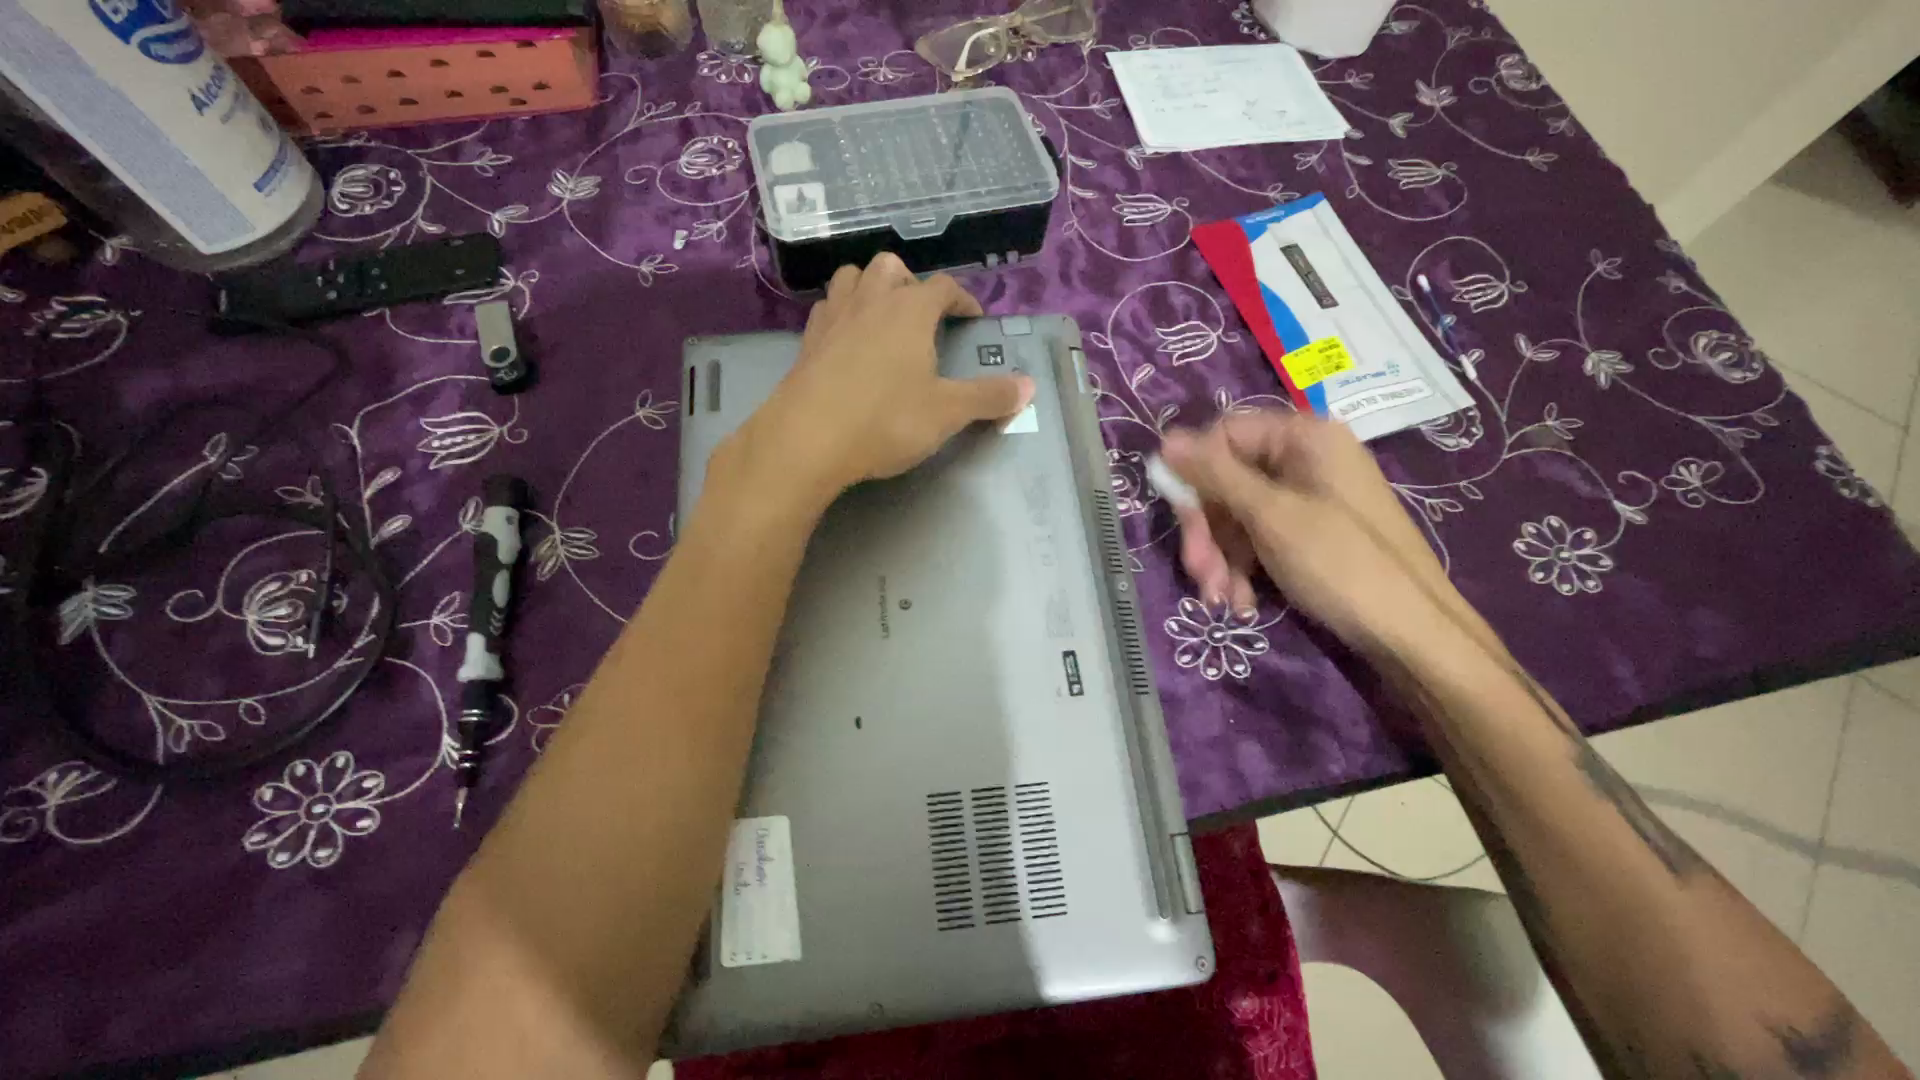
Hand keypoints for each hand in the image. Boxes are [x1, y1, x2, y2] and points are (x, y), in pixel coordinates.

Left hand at [731, 254, 1033, 501]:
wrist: (807, 439)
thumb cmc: (885, 420)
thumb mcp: (947, 413)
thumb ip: (989, 397)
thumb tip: (1029, 386)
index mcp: (910, 310)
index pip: (943, 286)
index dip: (962, 299)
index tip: (972, 319)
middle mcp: (871, 301)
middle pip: (891, 267)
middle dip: (911, 282)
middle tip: (923, 316)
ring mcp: (834, 318)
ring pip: (852, 278)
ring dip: (871, 288)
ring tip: (883, 319)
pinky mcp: (807, 342)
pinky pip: (827, 309)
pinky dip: (842, 314)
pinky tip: (848, 341)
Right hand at [1160, 410, 1481, 653]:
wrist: (1412, 632)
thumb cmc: (1341, 564)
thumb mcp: (1271, 516)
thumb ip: (1216, 475)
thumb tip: (1166, 440)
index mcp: (1304, 437)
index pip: (1224, 434)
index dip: (1196, 474)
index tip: (1182, 518)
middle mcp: (1306, 458)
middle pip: (1227, 478)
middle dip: (1208, 530)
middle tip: (1199, 573)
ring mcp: (1310, 497)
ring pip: (1238, 515)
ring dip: (1221, 558)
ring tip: (1220, 599)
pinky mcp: (1310, 533)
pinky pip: (1260, 537)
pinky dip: (1244, 568)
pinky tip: (1242, 603)